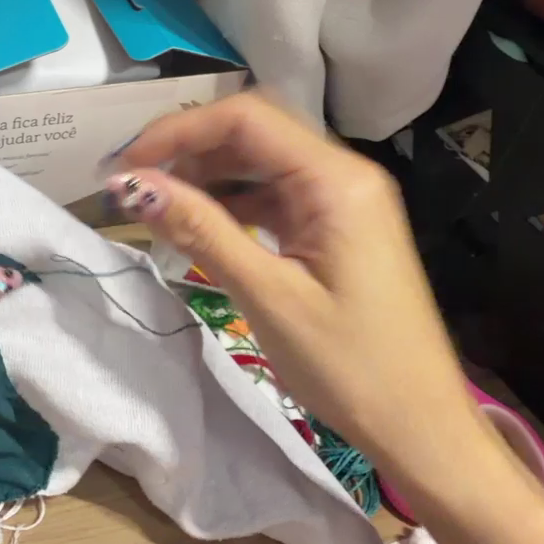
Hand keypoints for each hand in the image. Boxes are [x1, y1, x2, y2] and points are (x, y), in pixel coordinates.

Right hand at [105, 92, 481, 476]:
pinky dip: (228, 205)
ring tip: (154, 208)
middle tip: (132, 185)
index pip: (245, 119)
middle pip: (252, 133)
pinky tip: (196, 228)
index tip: (125, 167)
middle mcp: (342, 176)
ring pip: (259, 165)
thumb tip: (131, 185)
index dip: (176, 132)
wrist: (418, 425)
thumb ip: (200, 231)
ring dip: (204, 177)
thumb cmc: (350, 365)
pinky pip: (271, 199)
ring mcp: (340, 203)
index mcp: (336, 180)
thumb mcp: (267, 296)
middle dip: (187, 150)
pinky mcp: (333, 230)